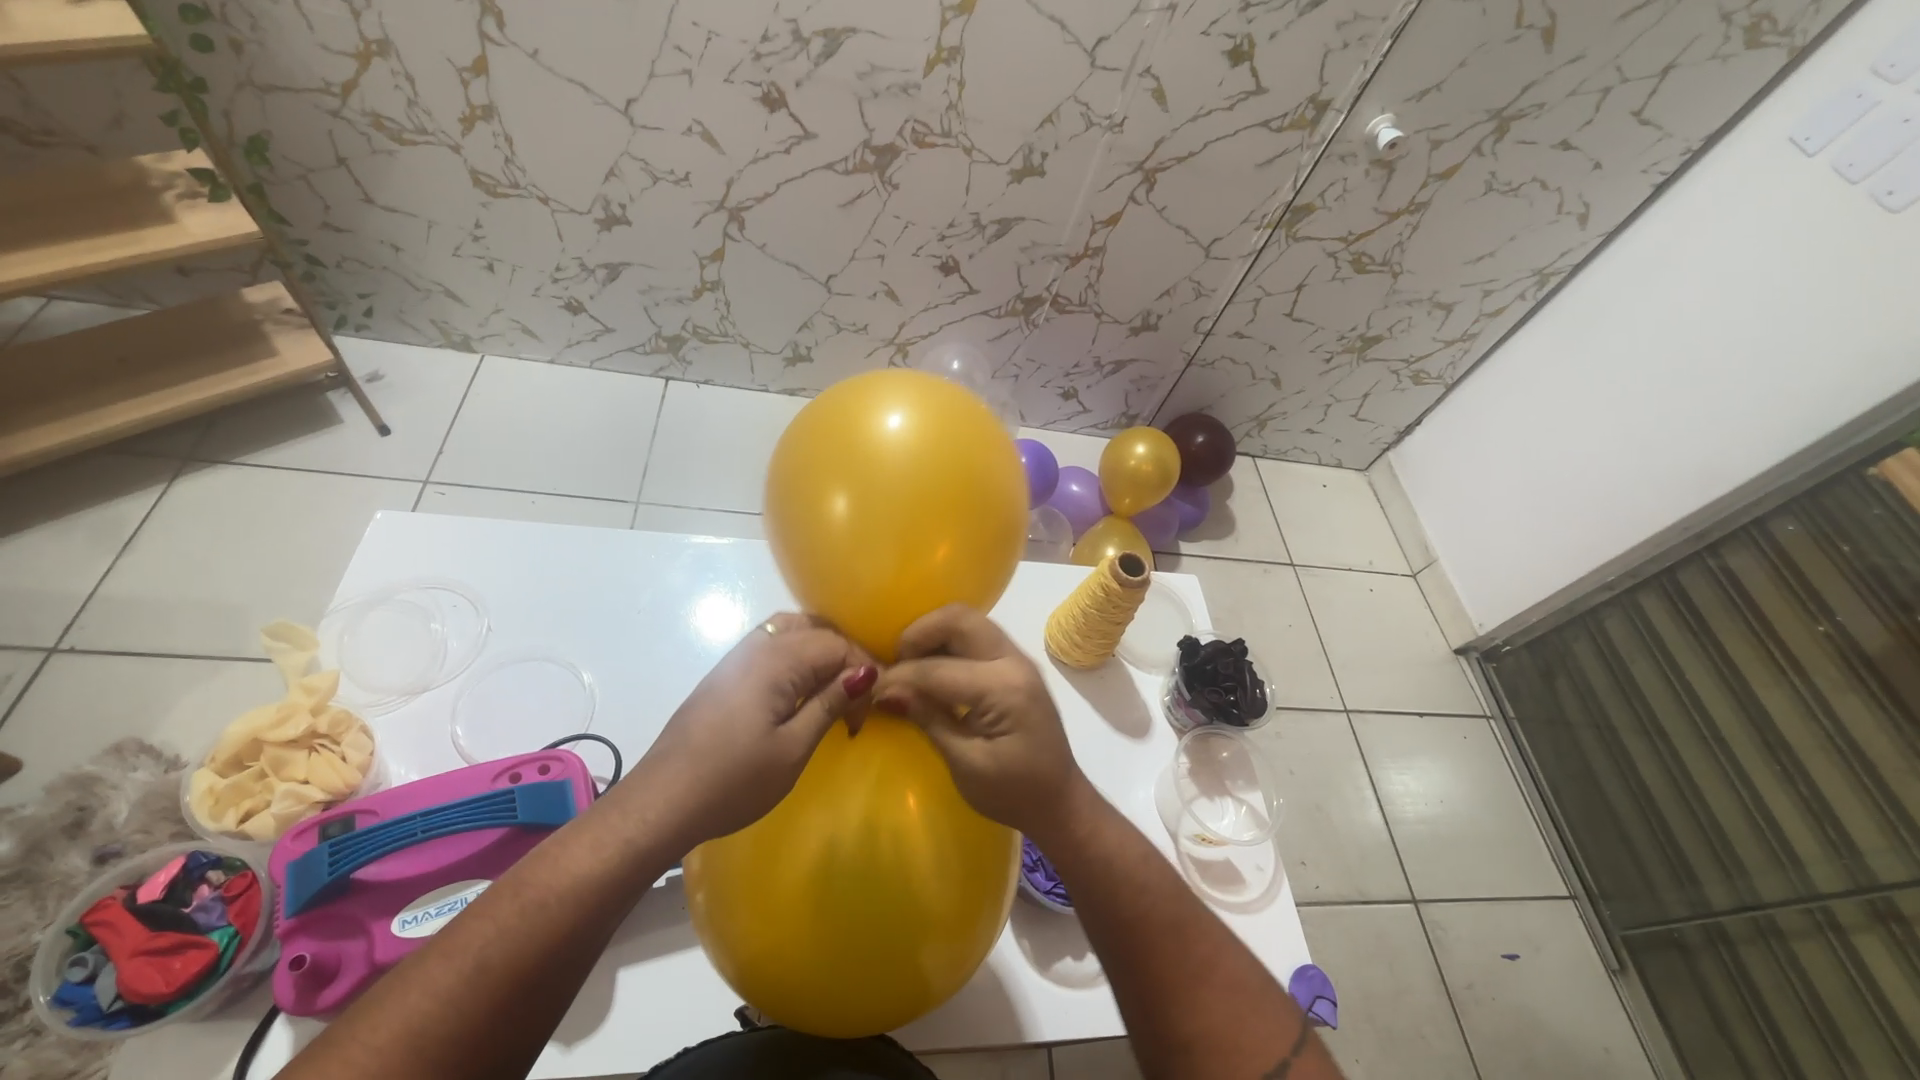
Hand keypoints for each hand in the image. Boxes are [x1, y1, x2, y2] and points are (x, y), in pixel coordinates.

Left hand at [633, 613, 876, 850]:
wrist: (663, 802)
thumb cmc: (733, 782)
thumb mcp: (792, 748)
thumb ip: (829, 704)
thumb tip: (866, 672)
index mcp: (777, 660)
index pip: (836, 643)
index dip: (862, 671)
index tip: (868, 713)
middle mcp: (755, 647)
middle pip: (814, 629)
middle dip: (844, 656)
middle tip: (857, 700)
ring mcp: (735, 659)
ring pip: (789, 631)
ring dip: (819, 653)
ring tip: (833, 692)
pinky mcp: (723, 676)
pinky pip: (769, 646)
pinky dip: (795, 657)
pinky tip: (800, 692)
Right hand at [872, 605, 1089, 835]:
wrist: (1060, 802)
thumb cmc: (1014, 793)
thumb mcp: (966, 765)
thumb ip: (928, 719)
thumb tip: (883, 689)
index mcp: (1004, 689)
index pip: (938, 668)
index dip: (899, 677)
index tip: (869, 690)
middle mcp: (1015, 662)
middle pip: (959, 619)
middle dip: (918, 633)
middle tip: (894, 664)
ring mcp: (1018, 660)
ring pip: (969, 622)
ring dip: (934, 635)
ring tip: (908, 666)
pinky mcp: (1016, 666)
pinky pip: (977, 637)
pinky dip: (949, 644)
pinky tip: (931, 670)